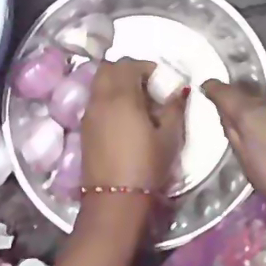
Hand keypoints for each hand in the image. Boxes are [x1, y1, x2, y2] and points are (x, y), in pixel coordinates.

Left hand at [81, 59, 188, 191]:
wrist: (114, 200)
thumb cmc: (146, 165)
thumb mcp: (169, 136)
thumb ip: (174, 108)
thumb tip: (181, 89)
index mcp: (121, 96)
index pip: (128, 64)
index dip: (146, 66)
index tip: (161, 80)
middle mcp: (100, 99)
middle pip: (107, 68)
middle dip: (127, 70)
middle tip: (147, 85)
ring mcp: (89, 114)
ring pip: (98, 83)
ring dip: (116, 83)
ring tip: (137, 101)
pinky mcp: (85, 129)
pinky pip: (95, 100)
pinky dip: (108, 98)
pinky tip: (125, 117)